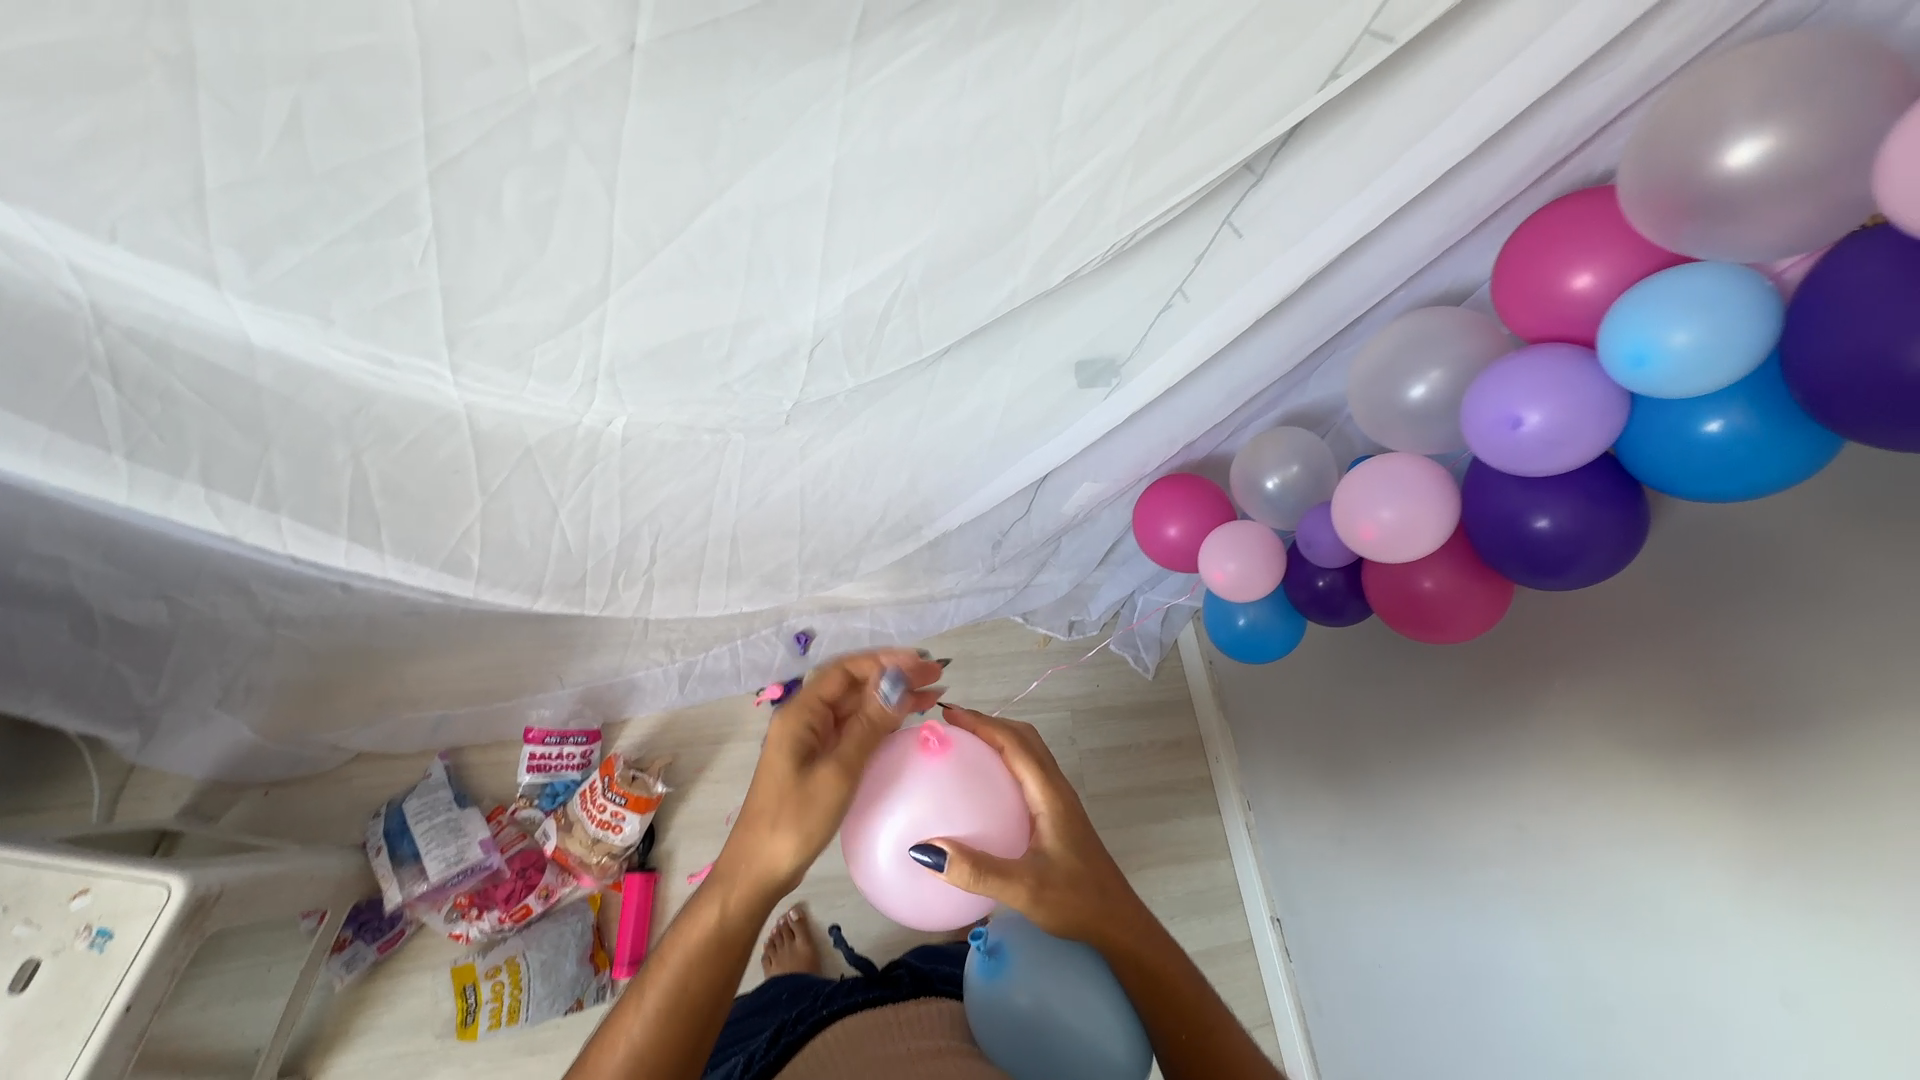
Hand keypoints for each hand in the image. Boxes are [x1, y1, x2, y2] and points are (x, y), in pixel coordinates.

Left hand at [715, 649, 945, 901]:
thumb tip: (897, 682)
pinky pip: (853, 729)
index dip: (885, 662)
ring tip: (933, 694)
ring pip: (855, 707)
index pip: (846, 670)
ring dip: (891, 697)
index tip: (922, 664)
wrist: (759, 869)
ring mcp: (812, 740)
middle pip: (853, 685)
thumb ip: (869, 725)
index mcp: (801, 713)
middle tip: (937, 675)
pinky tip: (905, 721)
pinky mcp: (819, 760)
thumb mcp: (839, 771)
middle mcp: (805, 719)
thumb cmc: (795, 820)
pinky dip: (881, 721)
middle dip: (894, 676)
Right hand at [915, 703, 1150, 949]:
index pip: (1014, 742)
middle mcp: (1056, 789)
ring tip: (963, 747)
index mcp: (1049, 794)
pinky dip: (1005, 763)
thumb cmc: (1075, 901)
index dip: (982, 722)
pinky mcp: (1058, 817)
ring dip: (999, 740)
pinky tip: (982, 788)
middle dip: (989, 723)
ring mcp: (1059, 802)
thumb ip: (974, 870)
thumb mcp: (1022, 889)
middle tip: (951, 726)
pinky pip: (1029, 775)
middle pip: (1024, 738)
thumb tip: (923, 850)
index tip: (947, 715)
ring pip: (1029, 754)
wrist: (1118, 924)